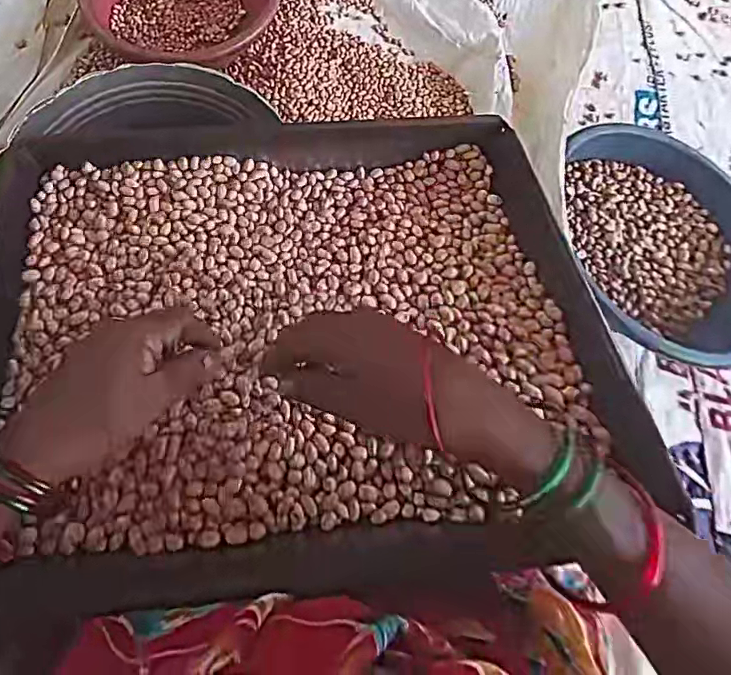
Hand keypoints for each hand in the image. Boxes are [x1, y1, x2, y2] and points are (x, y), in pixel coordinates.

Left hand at [0, 307, 218, 483]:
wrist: (39, 445)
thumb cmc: (101, 423)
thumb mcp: (152, 401)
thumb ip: (186, 373)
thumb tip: (215, 355)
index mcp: (135, 331)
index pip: (180, 317)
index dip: (204, 334)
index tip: (219, 357)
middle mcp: (114, 328)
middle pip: (160, 325)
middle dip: (184, 346)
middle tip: (199, 377)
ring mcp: (95, 342)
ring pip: (140, 340)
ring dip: (162, 356)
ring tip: (173, 388)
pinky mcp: (82, 359)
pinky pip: (122, 351)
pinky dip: (140, 364)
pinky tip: (139, 392)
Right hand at [261, 308, 558, 485]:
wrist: (469, 405)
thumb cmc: (404, 410)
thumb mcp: (352, 406)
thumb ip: (313, 390)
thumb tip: (283, 383)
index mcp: (337, 335)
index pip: (292, 340)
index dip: (274, 356)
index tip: (261, 373)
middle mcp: (353, 319)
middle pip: (310, 326)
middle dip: (291, 346)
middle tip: (279, 370)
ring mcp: (377, 322)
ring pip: (331, 325)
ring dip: (314, 343)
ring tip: (306, 368)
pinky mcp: (395, 330)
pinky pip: (351, 327)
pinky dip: (335, 341)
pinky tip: (341, 363)